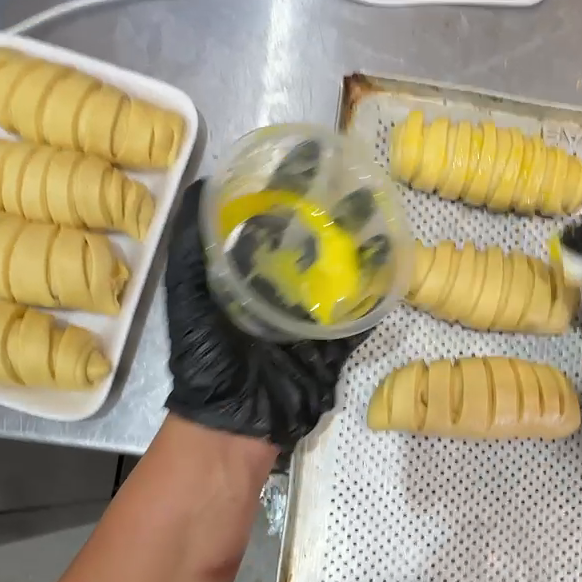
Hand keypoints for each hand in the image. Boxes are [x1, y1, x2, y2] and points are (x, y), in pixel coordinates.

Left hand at [163, 181, 365, 449]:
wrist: (237, 423)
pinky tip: (394, 263)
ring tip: (380, 211)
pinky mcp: (334, 345)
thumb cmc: (205, 359)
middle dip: (331, 213)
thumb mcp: (187, 298)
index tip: (305, 158)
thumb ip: (190, 249)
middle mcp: (279, 291)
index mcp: (243, 277)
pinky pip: (359, 315)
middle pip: (310, 243)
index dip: (283, 191)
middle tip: (355, 180)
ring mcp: (310, 318)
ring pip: (339, 274)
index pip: (266, 223)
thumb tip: (201, 186)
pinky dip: (377, 292)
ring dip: (359, 246)